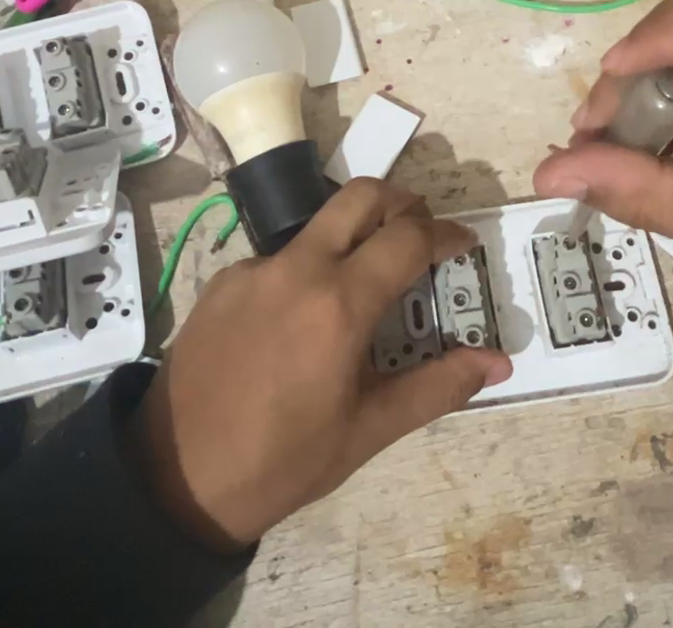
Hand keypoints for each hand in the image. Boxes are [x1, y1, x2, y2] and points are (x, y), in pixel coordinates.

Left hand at [126, 179, 512, 551]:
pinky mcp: (224, 280)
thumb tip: (499, 362)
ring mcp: (254, 268)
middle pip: (362, 196)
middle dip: (403, 203)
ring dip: (354, 235)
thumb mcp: (369, 430)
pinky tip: (304, 319)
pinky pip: (282, 257)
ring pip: (320, 224)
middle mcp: (297, 268)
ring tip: (366, 284)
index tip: (463, 245)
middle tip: (421, 235)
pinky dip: (310, 269)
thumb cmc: (282, 461)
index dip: (446, 234)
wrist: (173, 476)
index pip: (408, 237)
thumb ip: (438, 386)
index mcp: (339, 304)